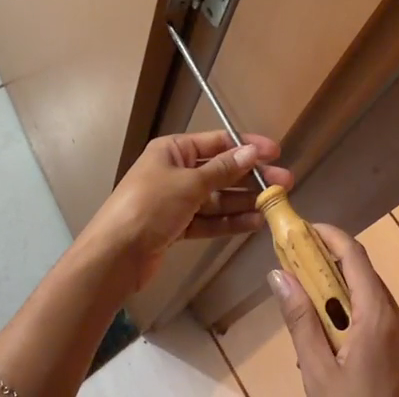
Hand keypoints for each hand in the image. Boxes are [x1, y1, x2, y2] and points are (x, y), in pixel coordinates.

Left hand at [84, 130, 293, 289]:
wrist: (115, 255)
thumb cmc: (150, 206)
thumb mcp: (189, 183)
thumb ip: (223, 170)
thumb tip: (252, 151)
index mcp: (173, 150)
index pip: (217, 142)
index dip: (246, 146)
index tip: (275, 152)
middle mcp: (175, 171)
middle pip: (220, 170)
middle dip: (250, 176)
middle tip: (284, 183)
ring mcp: (176, 200)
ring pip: (217, 197)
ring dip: (243, 201)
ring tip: (274, 205)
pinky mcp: (177, 227)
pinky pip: (209, 220)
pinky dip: (229, 221)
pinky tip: (254, 223)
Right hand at [271, 225, 398, 396]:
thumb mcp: (318, 372)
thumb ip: (300, 320)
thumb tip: (278, 274)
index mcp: (378, 315)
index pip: (354, 255)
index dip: (328, 235)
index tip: (301, 230)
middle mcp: (397, 317)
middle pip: (361, 274)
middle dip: (327, 265)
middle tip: (294, 269)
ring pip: (369, 297)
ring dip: (338, 293)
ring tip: (306, 313)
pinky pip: (376, 319)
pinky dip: (351, 316)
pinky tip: (329, 342)